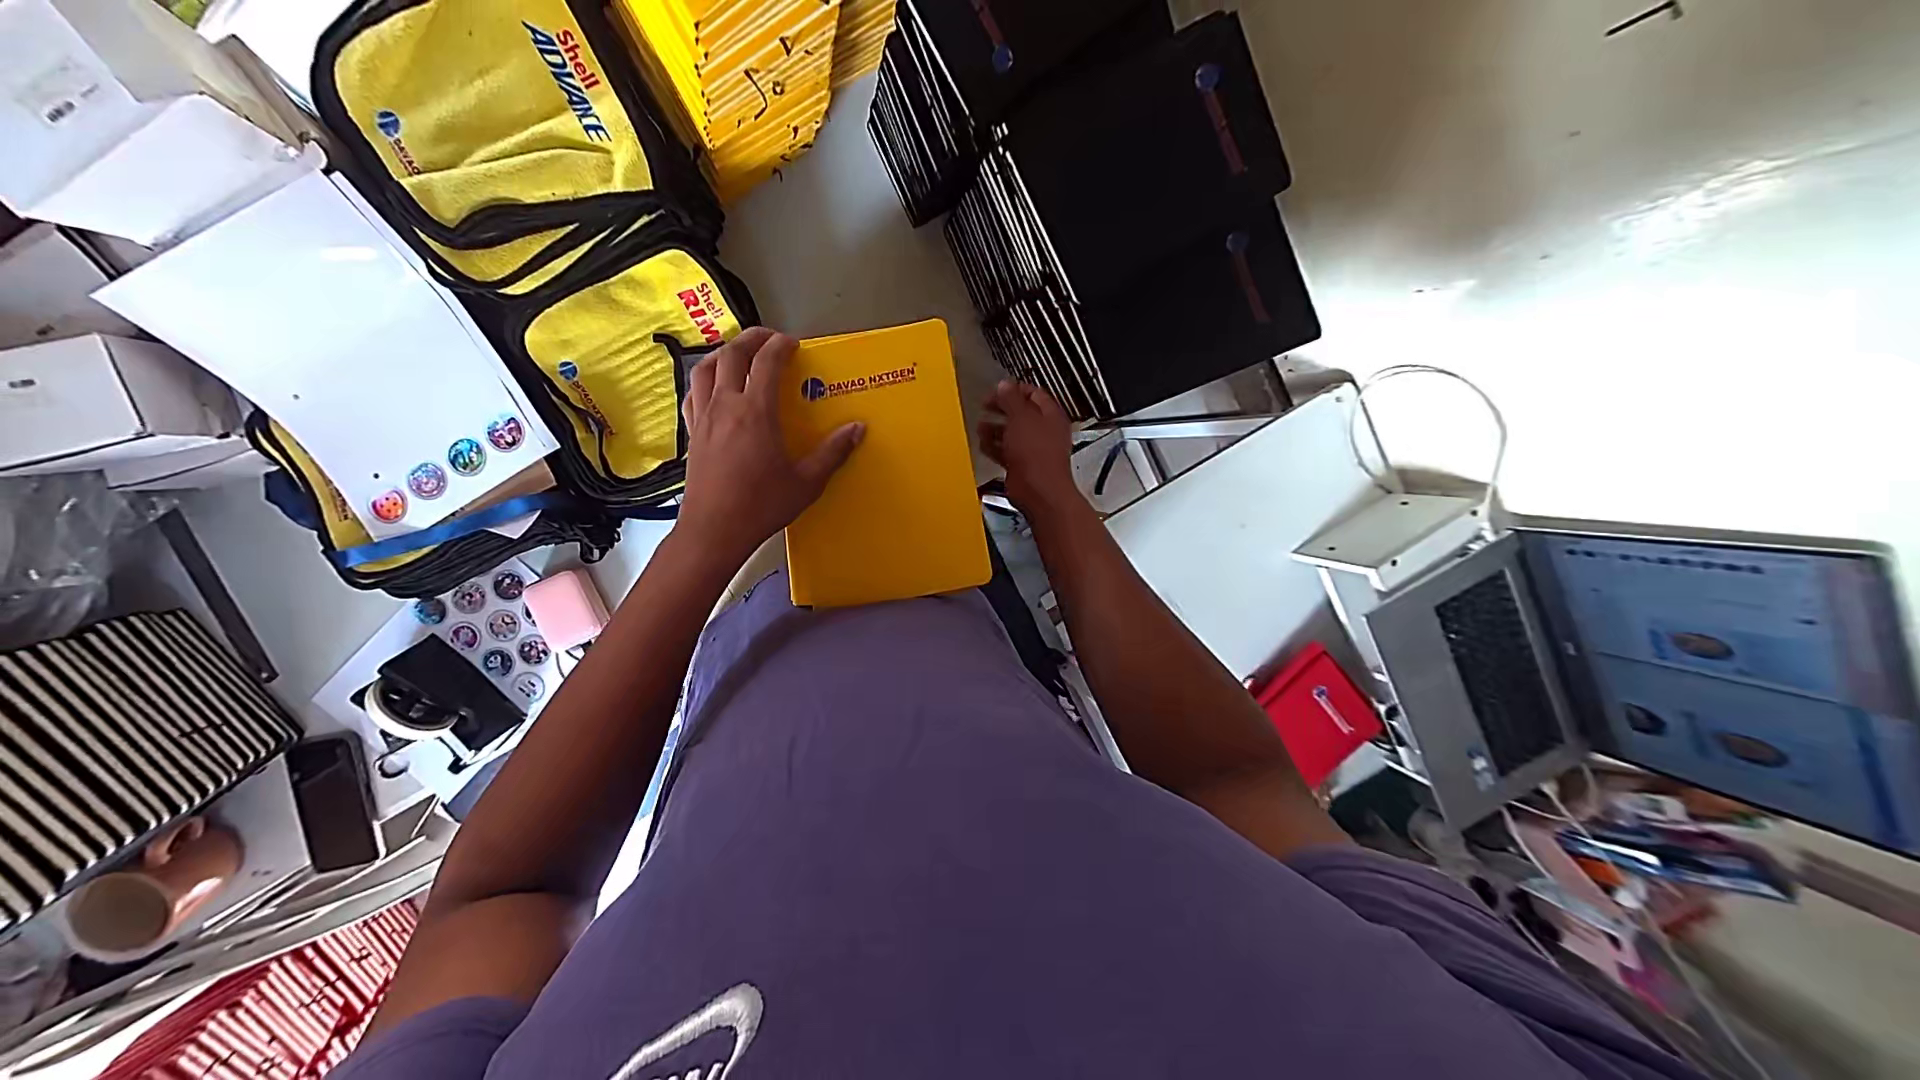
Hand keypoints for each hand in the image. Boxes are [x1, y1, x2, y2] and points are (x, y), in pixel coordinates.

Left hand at [678, 328, 863, 564]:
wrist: (714, 531)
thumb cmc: (760, 506)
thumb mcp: (807, 482)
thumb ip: (833, 452)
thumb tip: (857, 429)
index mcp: (755, 412)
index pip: (766, 361)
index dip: (781, 345)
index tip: (793, 344)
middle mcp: (725, 406)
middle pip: (731, 354)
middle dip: (751, 338)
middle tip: (769, 339)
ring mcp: (703, 418)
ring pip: (705, 367)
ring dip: (723, 352)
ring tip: (740, 354)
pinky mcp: (692, 434)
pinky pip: (693, 393)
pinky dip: (704, 379)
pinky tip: (713, 387)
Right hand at [979, 380, 1083, 519]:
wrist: (1038, 490)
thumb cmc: (1038, 456)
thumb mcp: (1020, 418)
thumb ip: (1011, 399)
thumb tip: (1005, 386)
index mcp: (1051, 415)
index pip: (1034, 393)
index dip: (1015, 389)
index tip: (999, 390)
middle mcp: (1045, 432)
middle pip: (1022, 414)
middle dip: (1002, 409)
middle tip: (987, 406)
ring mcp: (1034, 450)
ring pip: (1013, 434)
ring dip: (996, 429)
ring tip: (981, 425)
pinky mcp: (1023, 466)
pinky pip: (1007, 452)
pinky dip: (995, 448)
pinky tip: (985, 445)